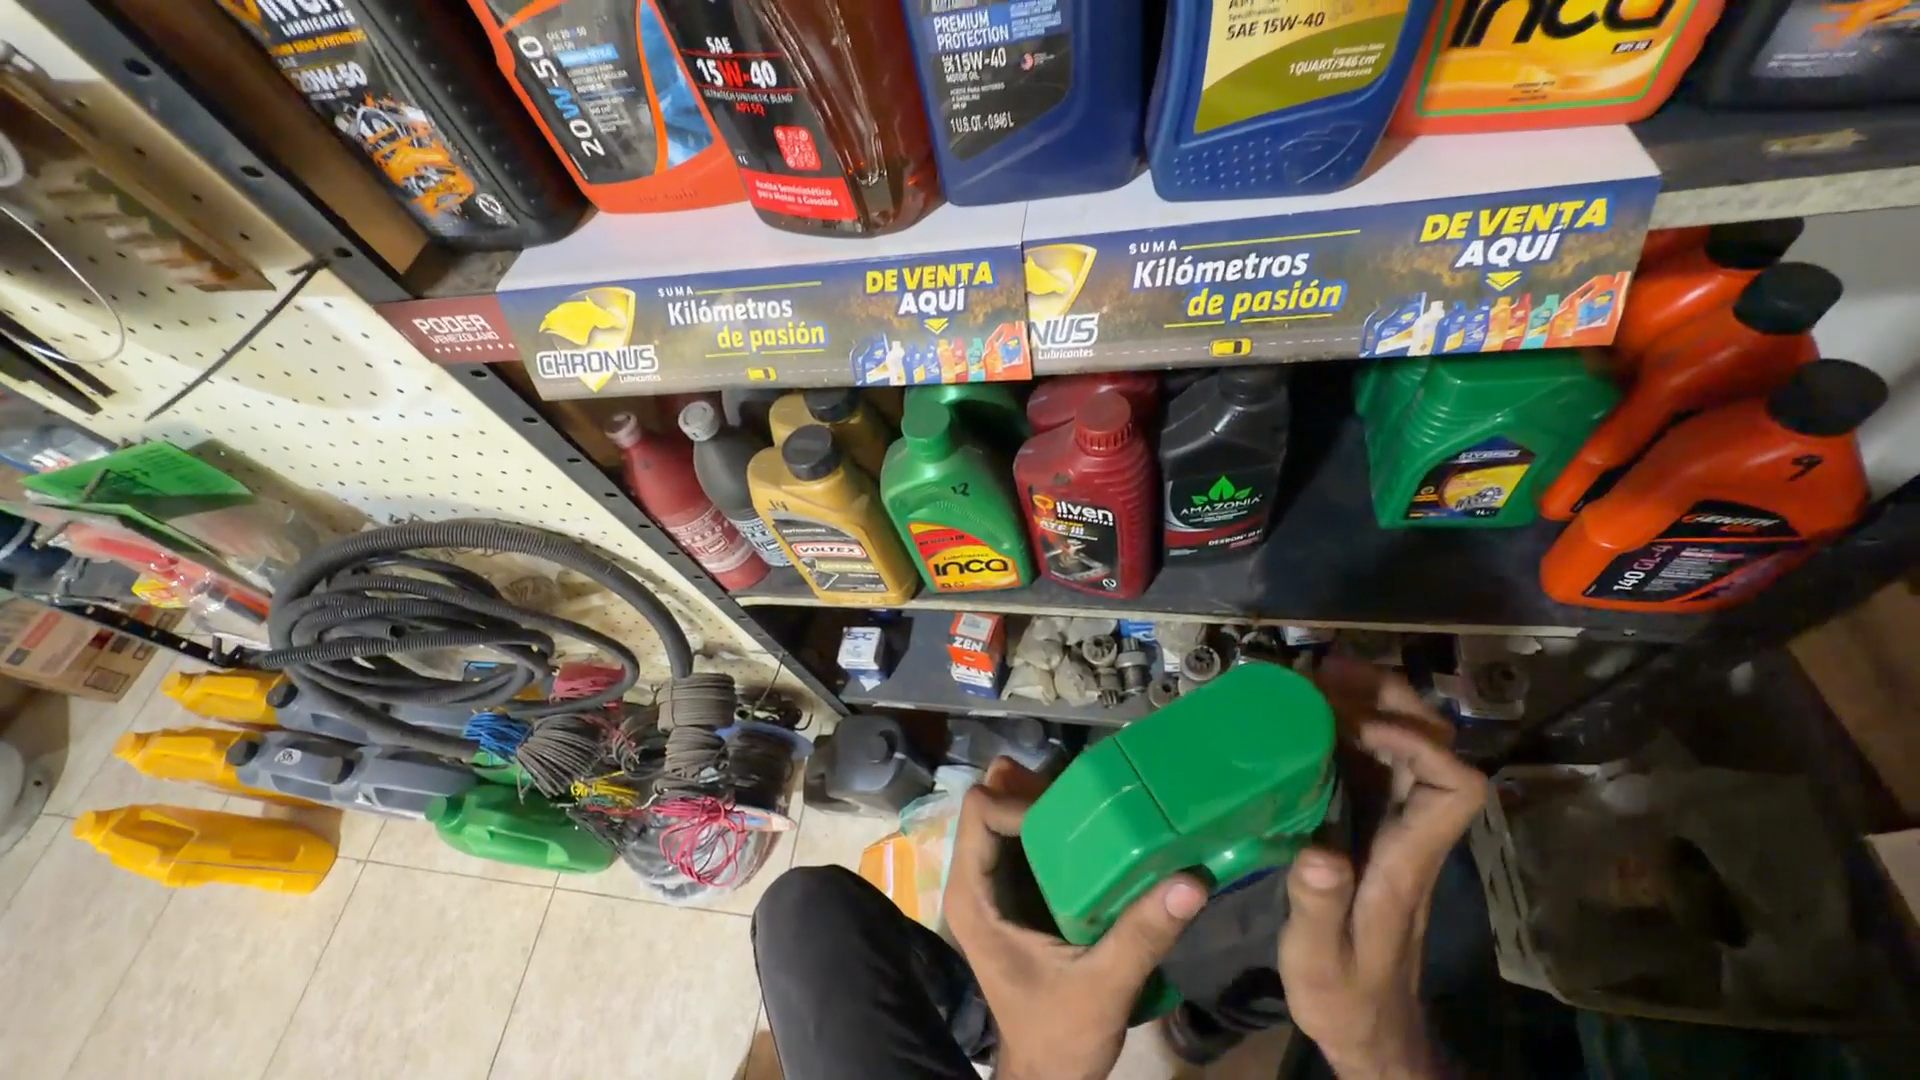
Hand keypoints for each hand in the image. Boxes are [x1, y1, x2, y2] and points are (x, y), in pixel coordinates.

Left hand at [944, 758, 1208, 1079]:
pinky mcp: (1018, 895)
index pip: (980, 814)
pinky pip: (1028, 842)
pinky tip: (1094, 828)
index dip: (1020, 803)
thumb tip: (1192, 879)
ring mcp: (995, 887)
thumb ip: (1142, 934)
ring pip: (1008, 819)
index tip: (1073, 818)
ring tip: (1097, 801)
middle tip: (1091, 793)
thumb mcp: (1104, 986)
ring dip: (1046, 805)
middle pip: (990, 807)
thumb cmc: (1061, 1035)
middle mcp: (976, 882)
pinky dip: (1055, 828)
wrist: (1048, 1077)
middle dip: (1036, 793)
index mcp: (975, 897)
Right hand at [1280, 658, 1488, 1078]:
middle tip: (1331, 671)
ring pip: (1406, 747)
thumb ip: (1319, 907)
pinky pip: (1370, 763)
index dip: (1421, 744)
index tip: (1359, 727)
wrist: (1367, 1023)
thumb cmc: (1344, 993)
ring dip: (1368, 703)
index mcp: (1411, 857)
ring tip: (1315, 676)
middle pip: (1437, 748)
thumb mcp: (1319, 959)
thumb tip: (1319, 853)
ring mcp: (1393, 825)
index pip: (1458, 786)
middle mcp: (1412, 830)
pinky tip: (1307, 716)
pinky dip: (1344, 728)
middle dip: (1392, 700)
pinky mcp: (1368, 826)